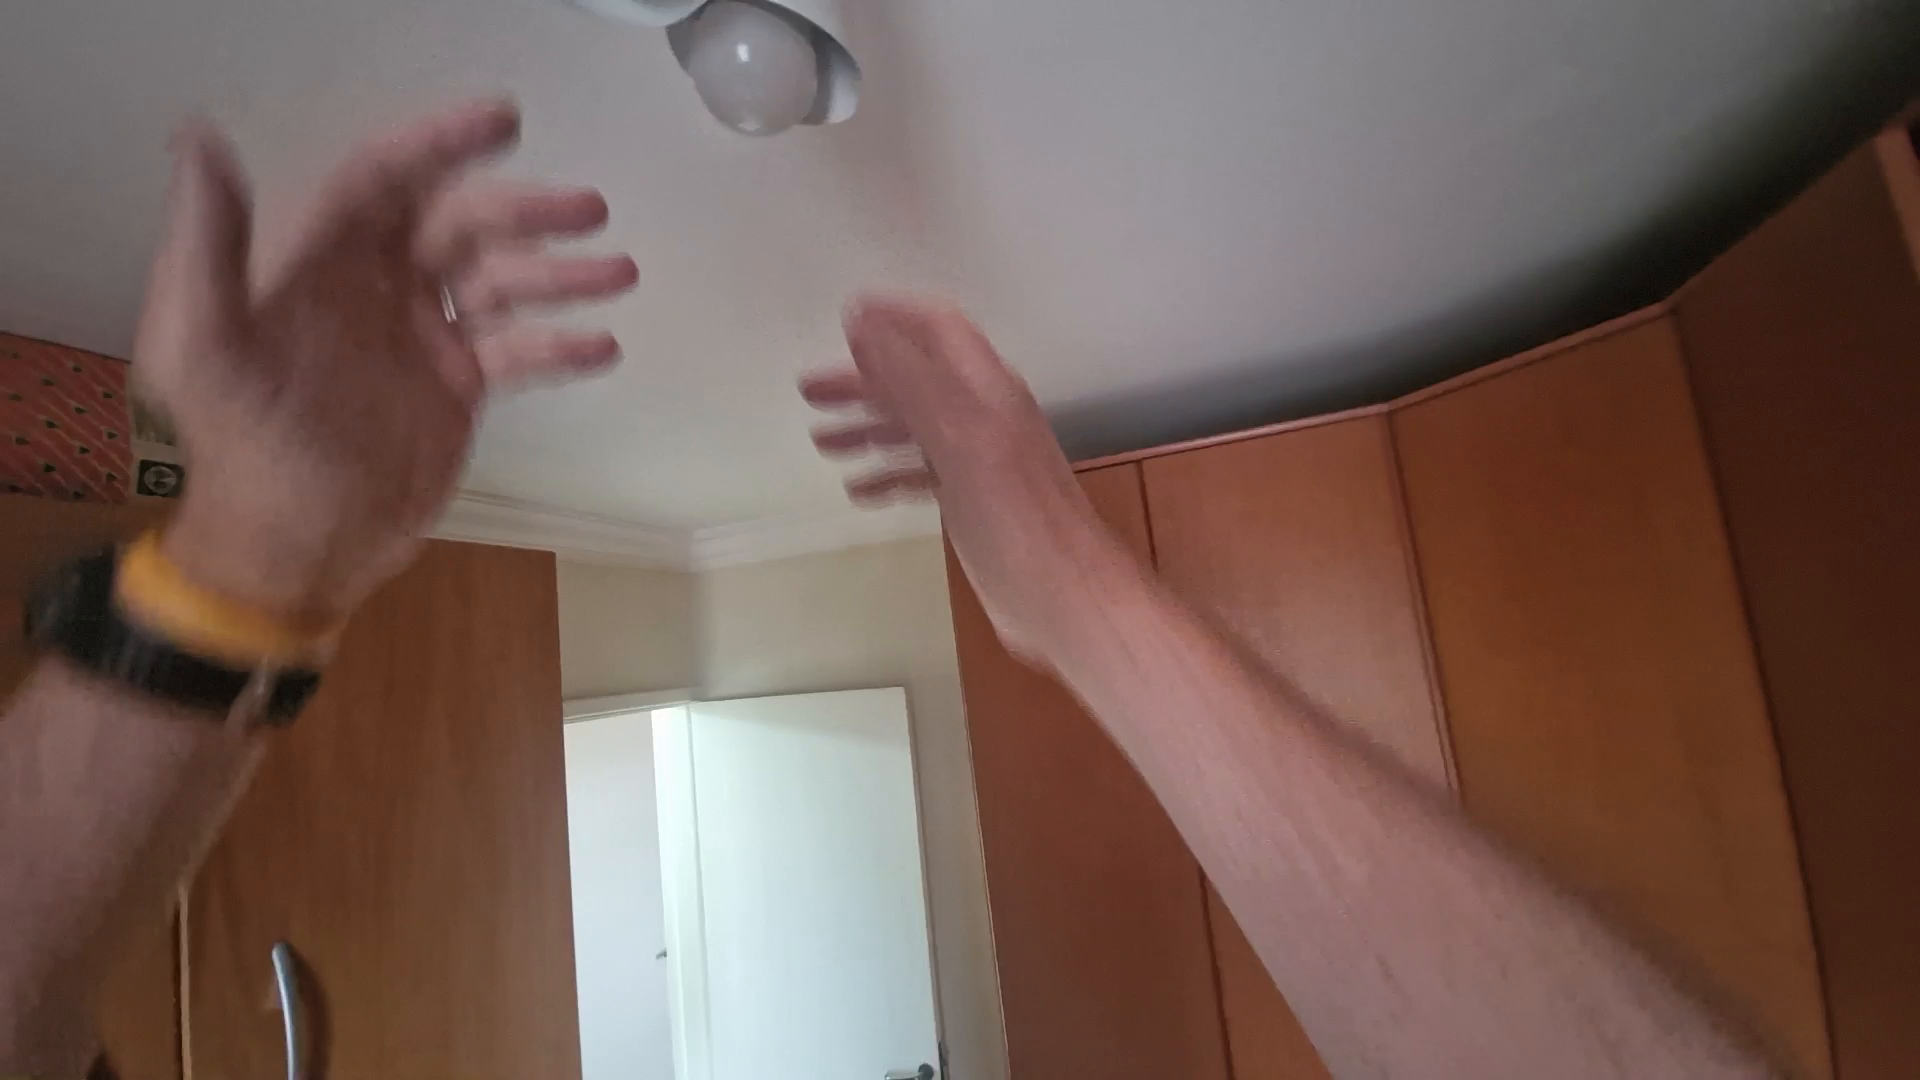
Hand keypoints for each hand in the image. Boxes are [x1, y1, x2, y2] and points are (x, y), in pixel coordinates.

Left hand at [135, 100, 637, 623]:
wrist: (307, 542)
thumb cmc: (251, 450)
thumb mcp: (204, 351)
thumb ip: (209, 253)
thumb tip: (207, 143)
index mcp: (318, 268)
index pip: (387, 184)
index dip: (440, 146)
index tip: (505, 122)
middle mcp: (382, 291)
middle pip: (464, 231)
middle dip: (528, 213)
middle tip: (593, 209)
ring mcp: (430, 339)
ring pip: (506, 289)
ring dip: (563, 279)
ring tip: (619, 274)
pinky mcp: (465, 385)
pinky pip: (522, 355)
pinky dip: (562, 350)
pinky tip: (602, 348)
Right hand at [799, 296, 1127, 662]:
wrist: (1063, 594)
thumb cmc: (1014, 518)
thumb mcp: (960, 439)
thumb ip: (912, 380)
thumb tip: (863, 322)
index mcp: (984, 391)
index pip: (937, 329)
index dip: (893, 317)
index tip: (844, 316)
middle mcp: (981, 417)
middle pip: (916, 381)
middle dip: (863, 382)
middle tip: (811, 391)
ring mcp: (978, 461)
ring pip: (915, 429)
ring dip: (869, 429)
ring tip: (823, 440)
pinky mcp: (972, 502)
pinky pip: (922, 475)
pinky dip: (889, 476)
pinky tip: (860, 492)